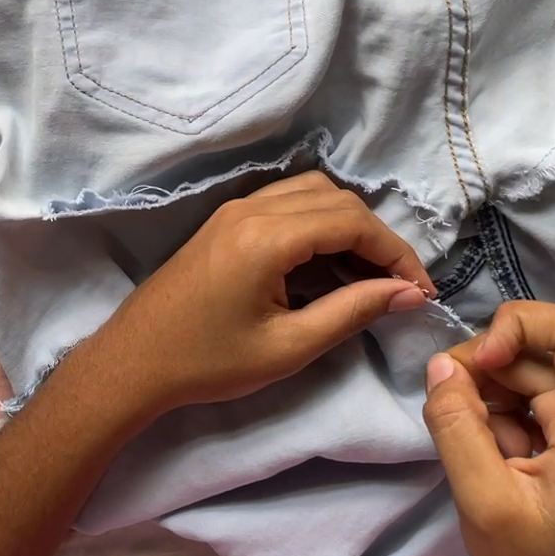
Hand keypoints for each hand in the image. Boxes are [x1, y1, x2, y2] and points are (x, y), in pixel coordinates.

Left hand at [80, 172, 435, 418]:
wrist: (135, 360)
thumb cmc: (208, 362)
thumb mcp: (288, 346)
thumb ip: (351, 311)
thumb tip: (408, 293)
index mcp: (265, 237)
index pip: (352, 221)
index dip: (396, 253)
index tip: (419, 291)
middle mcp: (250, 208)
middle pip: (335, 199)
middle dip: (376, 237)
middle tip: (396, 286)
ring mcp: (233, 210)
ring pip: (310, 192)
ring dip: (346, 224)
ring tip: (366, 275)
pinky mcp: (224, 220)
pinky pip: (284, 202)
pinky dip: (316, 221)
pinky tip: (325, 261)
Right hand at [423, 303, 554, 555]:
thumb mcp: (485, 506)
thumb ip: (457, 428)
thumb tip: (440, 365)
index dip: (521, 325)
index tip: (480, 364)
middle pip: (541, 353)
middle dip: (485, 374)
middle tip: (451, 418)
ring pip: (533, 377)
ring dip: (493, 402)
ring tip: (480, 454)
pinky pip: (540, 402)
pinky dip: (507, 419)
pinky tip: (499, 461)